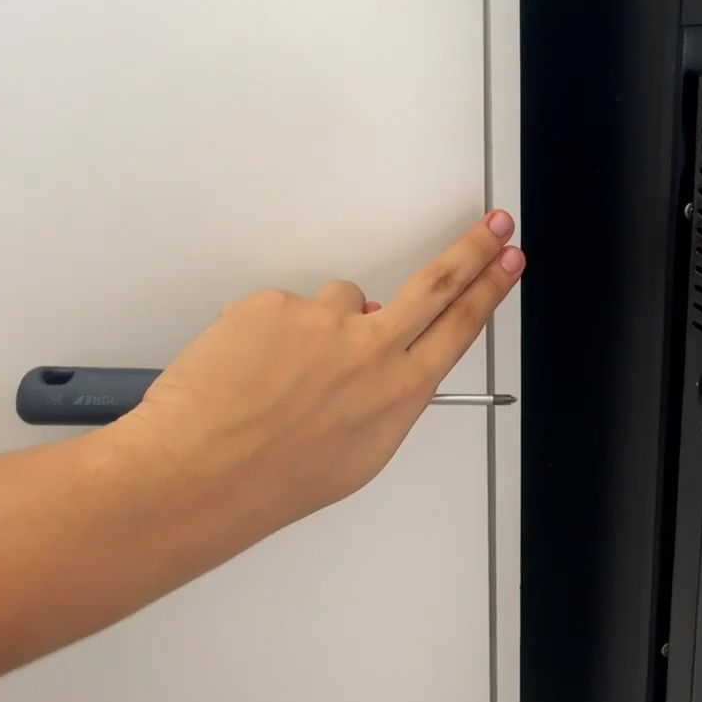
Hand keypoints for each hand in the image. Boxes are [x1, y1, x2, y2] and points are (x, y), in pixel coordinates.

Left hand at [120, 212, 522, 536]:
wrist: (194, 476)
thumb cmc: (269, 479)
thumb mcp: (355, 454)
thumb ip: (384, 394)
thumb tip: (386, 350)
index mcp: (396, 394)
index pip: (459, 327)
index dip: (489, 288)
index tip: (508, 261)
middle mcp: (371, 353)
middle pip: (436, 283)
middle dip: (473, 248)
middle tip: (494, 221)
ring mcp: (324, 322)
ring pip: (339, 300)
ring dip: (319, 325)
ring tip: (280, 373)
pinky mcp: (277, 302)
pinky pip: (285, 306)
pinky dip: (270, 331)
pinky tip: (250, 366)